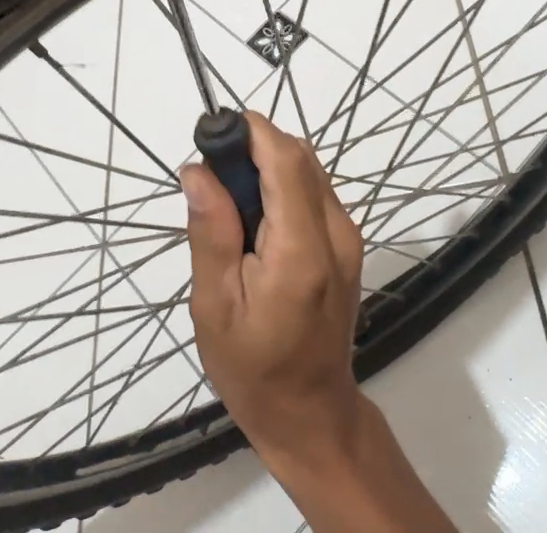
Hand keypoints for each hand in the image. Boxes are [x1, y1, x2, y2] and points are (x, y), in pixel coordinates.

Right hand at [183, 112, 365, 466]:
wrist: (310, 413)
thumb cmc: (253, 368)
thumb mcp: (215, 306)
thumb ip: (211, 232)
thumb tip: (197, 170)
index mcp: (302, 249)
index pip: (284, 160)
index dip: (249, 133)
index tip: (209, 138)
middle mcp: (337, 232)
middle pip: (299, 157)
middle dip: (252, 150)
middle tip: (210, 182)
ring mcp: (348, 237)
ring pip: (308, 169)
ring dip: (266, 168)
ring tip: (227, 208)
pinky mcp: (348, 244)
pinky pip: (314, 192)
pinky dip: (281, 188)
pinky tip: (254, 224)